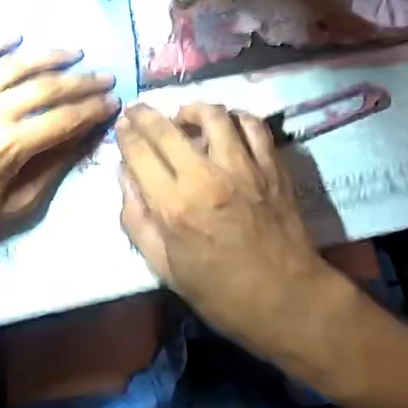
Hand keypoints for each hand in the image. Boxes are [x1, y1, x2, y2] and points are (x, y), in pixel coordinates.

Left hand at [0, 42, 118, 275]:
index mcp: (6, 148)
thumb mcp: (15, 205)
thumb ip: (54, 165)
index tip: (115, 102)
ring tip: (76, 53)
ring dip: (51, 55)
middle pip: (47, 87)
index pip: (65, 119)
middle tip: (107, 78)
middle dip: (83, 82)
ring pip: (16, 65)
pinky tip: (19, 36)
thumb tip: (87, 136)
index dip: (94, 109)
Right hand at [116, 103, 345, 350]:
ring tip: (185, 116)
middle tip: (139, 110)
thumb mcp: (165, 269)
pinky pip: (253, 125)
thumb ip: (138, 220)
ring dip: (193, 110)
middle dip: (147, 115)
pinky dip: (236, 117)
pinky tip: (228, 124)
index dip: (126, 134)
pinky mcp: (272, 164)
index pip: (141, 154)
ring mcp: (244, 166)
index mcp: (175, 207)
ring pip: (214, 116)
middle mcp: (207, 177)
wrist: (285, 297)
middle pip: (169, 129)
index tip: (122, 125)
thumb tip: (125, 175)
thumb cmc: (220, 293)